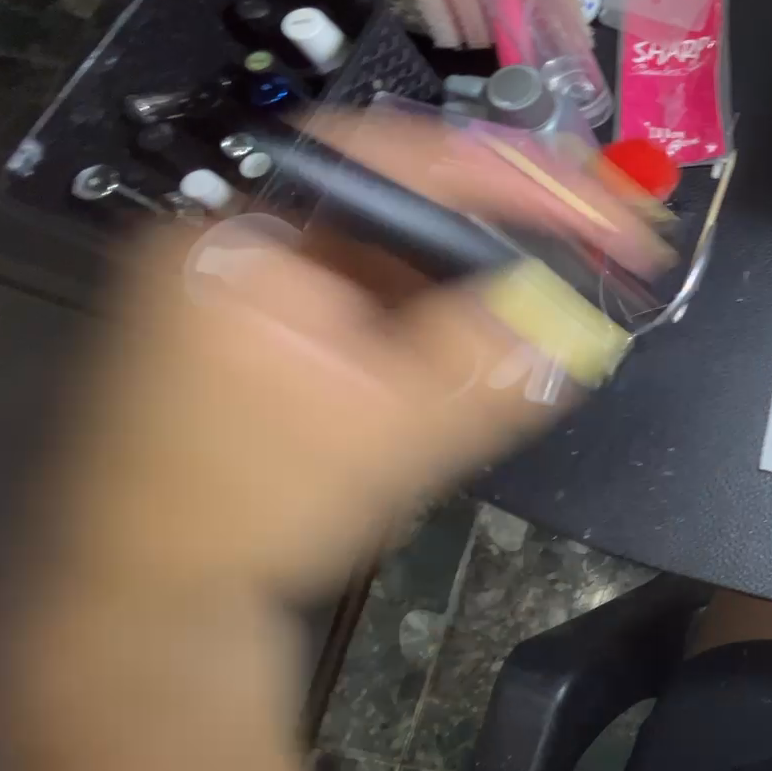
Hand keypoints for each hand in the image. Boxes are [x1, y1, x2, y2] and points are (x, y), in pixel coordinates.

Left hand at [39, 111, 670, 598]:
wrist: (166, 607)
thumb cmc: (243, 514)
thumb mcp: (383, 433)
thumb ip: (491, 366)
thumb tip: (585, 316)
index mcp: (248, 246)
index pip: (396, 163)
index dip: (507, 172)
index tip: (590, 202)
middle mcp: (266, 251)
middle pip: (416, 204)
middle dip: (519, 218)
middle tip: (605, 230)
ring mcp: (292, 296)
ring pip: (421, 257)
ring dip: (503, 266)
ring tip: (581, 270)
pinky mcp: (319, 338)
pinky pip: (414, 302)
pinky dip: (475, 308)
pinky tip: (522, 325)